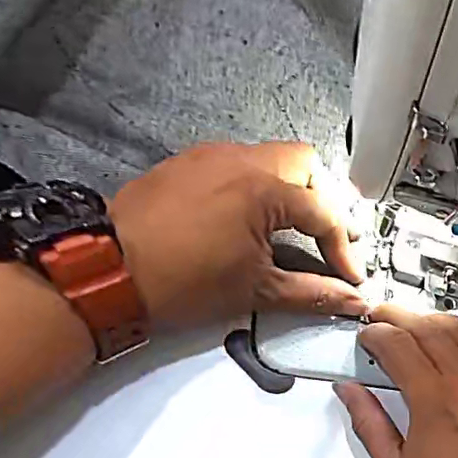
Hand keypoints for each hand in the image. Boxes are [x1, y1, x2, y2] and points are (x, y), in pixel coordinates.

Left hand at [108, 141, 366, 328]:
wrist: (107, 272)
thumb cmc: (176, 281)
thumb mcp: (255, 291)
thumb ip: (312, 293)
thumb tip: (349, 300)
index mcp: (263, 188)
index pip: (325, 213)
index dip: (345, 249)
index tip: (349, 276)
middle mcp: (240, 160)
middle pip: (308, 165)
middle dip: (327, 202)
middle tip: (333, 239)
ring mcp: (211, 156)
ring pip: (273, 158)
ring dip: (295, 190)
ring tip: (298, 230)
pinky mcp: (189, 164)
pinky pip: (240, 164)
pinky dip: (261, 187)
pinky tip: (257, 220)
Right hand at [334, 305, 457, 457]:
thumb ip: (369, 424)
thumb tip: (350, 393)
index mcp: (435, 401)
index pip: (399, 344)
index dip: (375, 334)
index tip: (366, 336)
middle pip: (427, 326)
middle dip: (397, 316)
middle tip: (380, 319)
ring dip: (432, 319)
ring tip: (413, 325)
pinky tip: (455, 344)